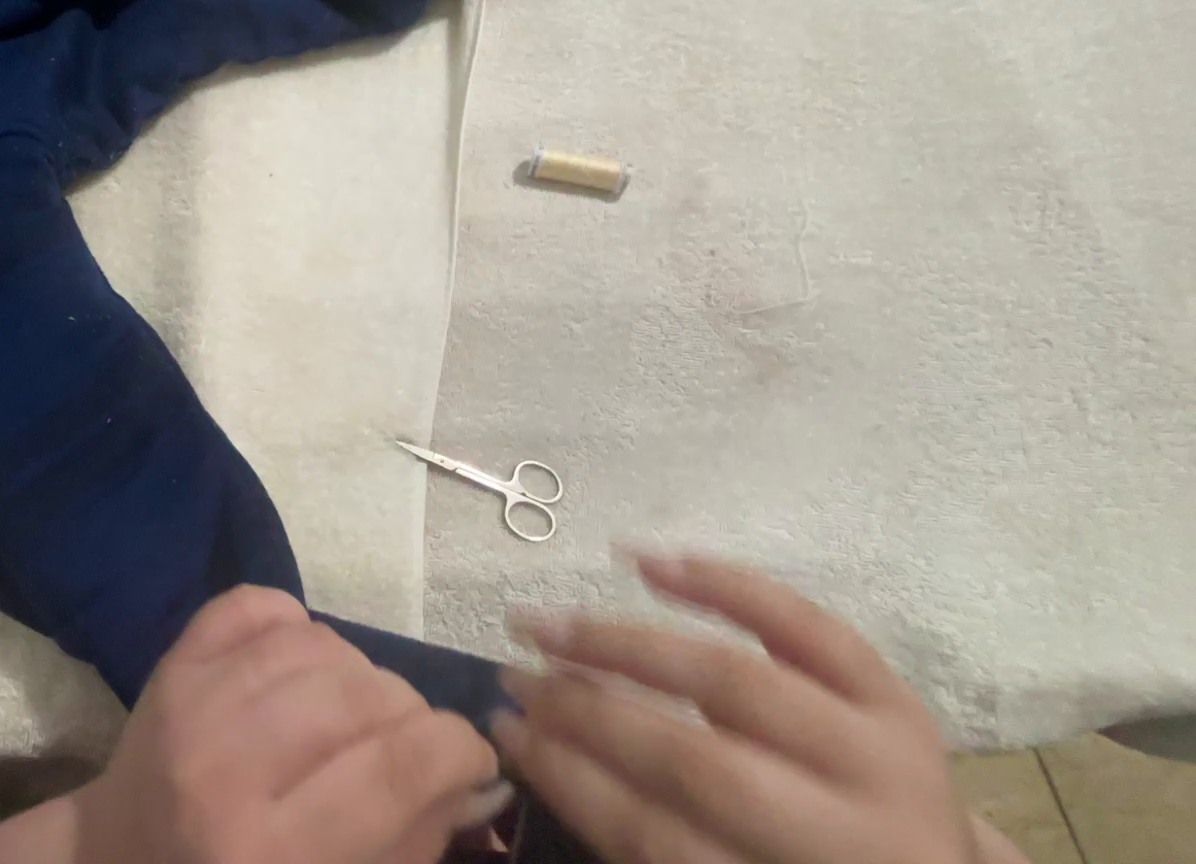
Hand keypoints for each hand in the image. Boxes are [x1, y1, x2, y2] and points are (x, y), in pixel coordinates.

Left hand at [74, 585, 510, 863]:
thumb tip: (474, 773)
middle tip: (408, 739)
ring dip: (357, 669)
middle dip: (409, 711)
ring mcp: (190, 702)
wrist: (119, 860)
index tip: (472, 754)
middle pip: (359, 695)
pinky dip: (294, 619)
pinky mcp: (171, 661)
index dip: (458, 748)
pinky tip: (304, 658)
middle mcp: (225, 768)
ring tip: (355, 707)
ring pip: (316, 644)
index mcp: (269, 854)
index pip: (396, 767)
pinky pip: (254, 604)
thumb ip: (410, 839)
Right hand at [496, 556, 1027, 863]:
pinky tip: (647, 563)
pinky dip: (723, 585)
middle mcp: (854, 839)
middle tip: (513, 673)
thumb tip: (531, 737)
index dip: (566, 776)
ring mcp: (883, 756)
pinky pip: (805, 627)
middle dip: (584, 710)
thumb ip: (638, 825)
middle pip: (693, 761)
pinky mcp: (895, 697)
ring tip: (549, 623)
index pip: (653, 835)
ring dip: (625, 645)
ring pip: (735, 682)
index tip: (503, 727)